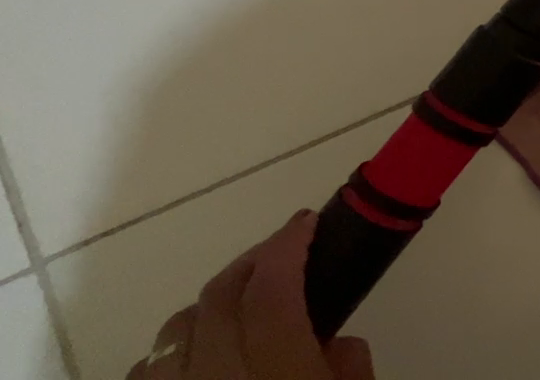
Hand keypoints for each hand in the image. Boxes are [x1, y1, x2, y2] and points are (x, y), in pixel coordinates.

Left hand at [128, 211, 374, 379]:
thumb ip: (348, 361)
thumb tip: (331, 337)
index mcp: (278, 367)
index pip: (269, 290)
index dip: (285, 245)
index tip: (306, 221)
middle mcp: (217, 376)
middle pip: (217, 299)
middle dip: (252, 261)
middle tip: (283, 248)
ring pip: (172, 331)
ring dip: (208, 305)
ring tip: (239, 304)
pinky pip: (144, 370)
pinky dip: (171, 350)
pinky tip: (201, 354)